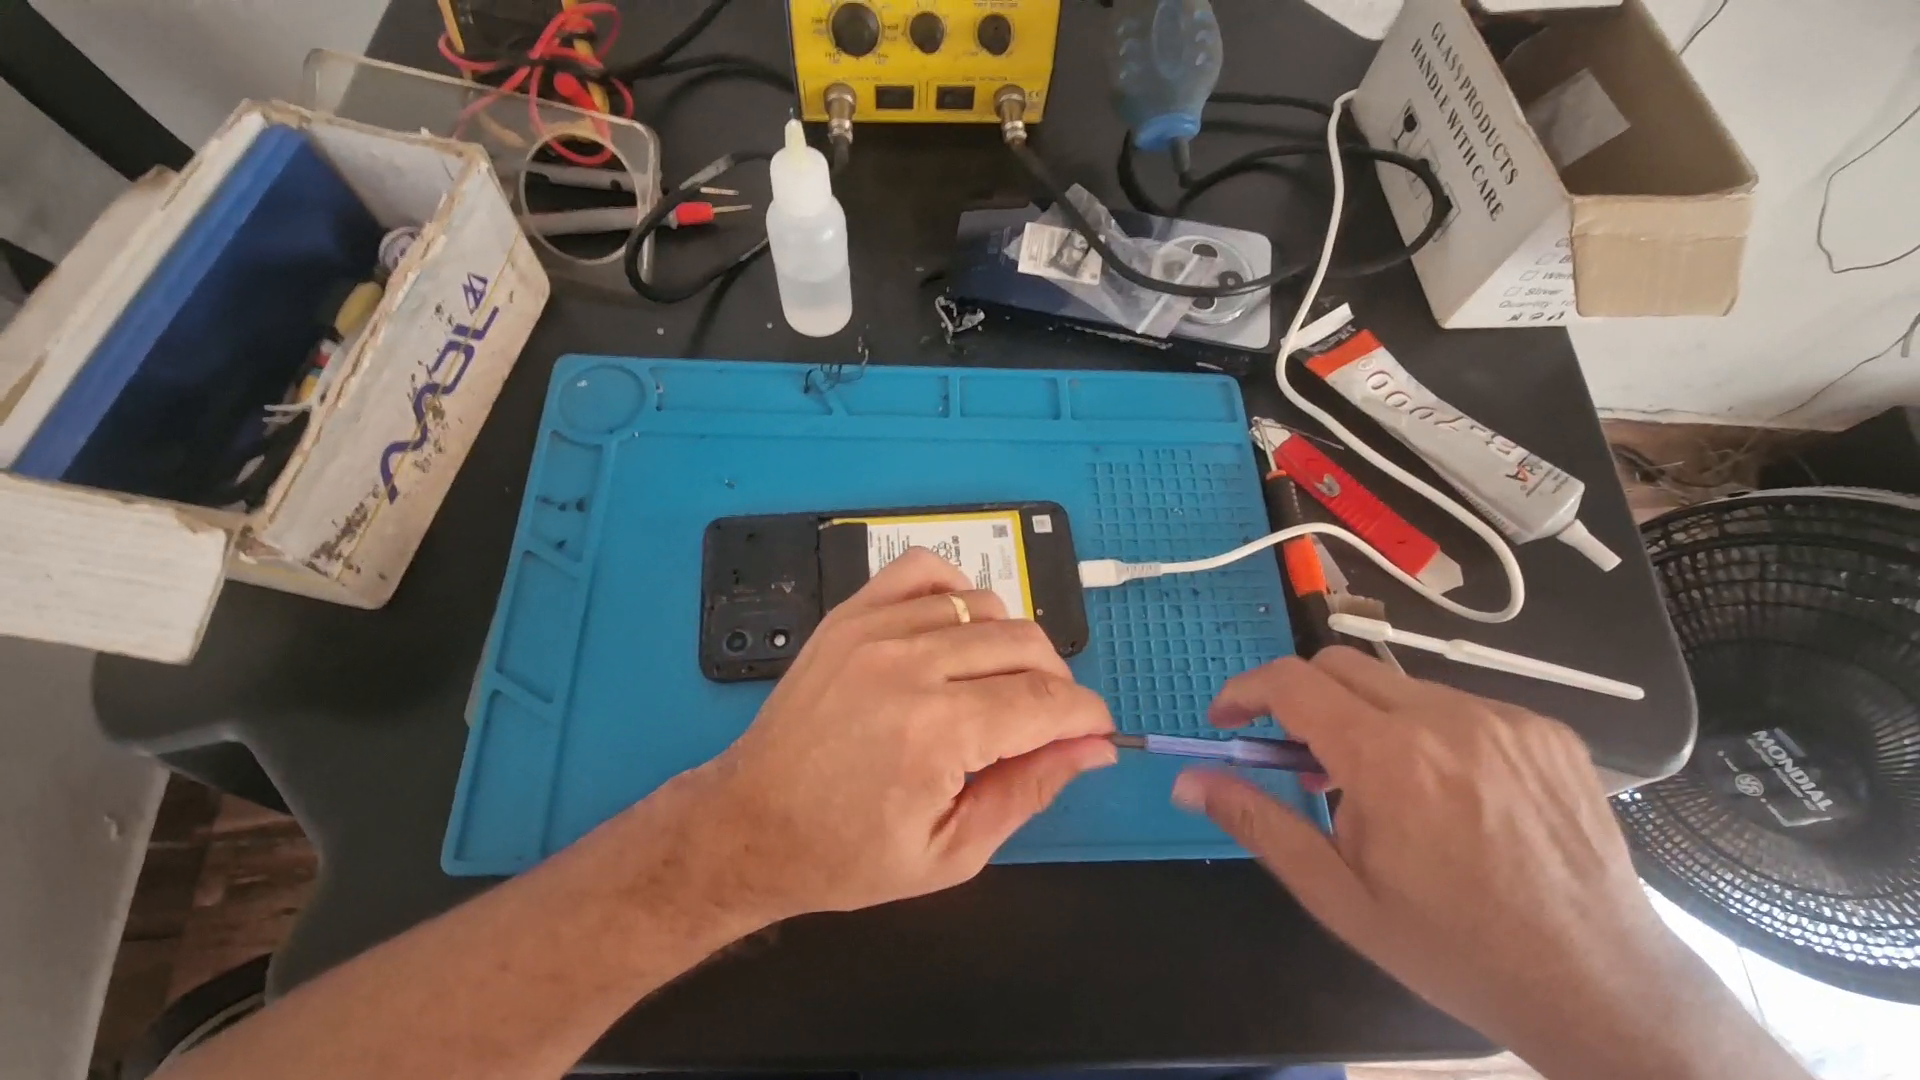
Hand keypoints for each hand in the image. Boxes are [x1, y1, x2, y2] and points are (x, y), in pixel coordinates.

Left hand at [659, 548, 1115, 927]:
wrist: (752, 824)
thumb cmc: (851, 854)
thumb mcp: (953, 852)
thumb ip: (1030, 790)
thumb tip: (1095, 746)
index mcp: (939, 732)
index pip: (1049, 700)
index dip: (1087, 716)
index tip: (1092, 733)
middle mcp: (912, 665)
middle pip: (1026, 644)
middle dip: (1056, 684)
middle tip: (1042, 723)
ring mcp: (876, 629)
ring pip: (986, 606)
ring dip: (1011, 644)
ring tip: (994, 686)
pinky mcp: (850, 614)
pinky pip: (923, 570)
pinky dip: (956, 591)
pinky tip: (955, 632)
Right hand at [1174, 648, 1800, 1079]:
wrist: (1601, 987)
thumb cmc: (1452, 948)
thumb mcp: (1336, 894)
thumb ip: (1257, 822)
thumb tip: (1188, 780)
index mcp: (1387, 758)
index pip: (1291, 682)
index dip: (1245, 690)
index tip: (1227, 720)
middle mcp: (1444, 718)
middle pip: (1339, 664)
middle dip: (1299, 697)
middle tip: (1297, 757)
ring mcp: (1504, 718)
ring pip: (1399, 685)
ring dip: (1364, 718)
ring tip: (1378, 787)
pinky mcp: (1545, 731)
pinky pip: (1458, 706)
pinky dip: (1426, 731)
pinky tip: (1446, 793)